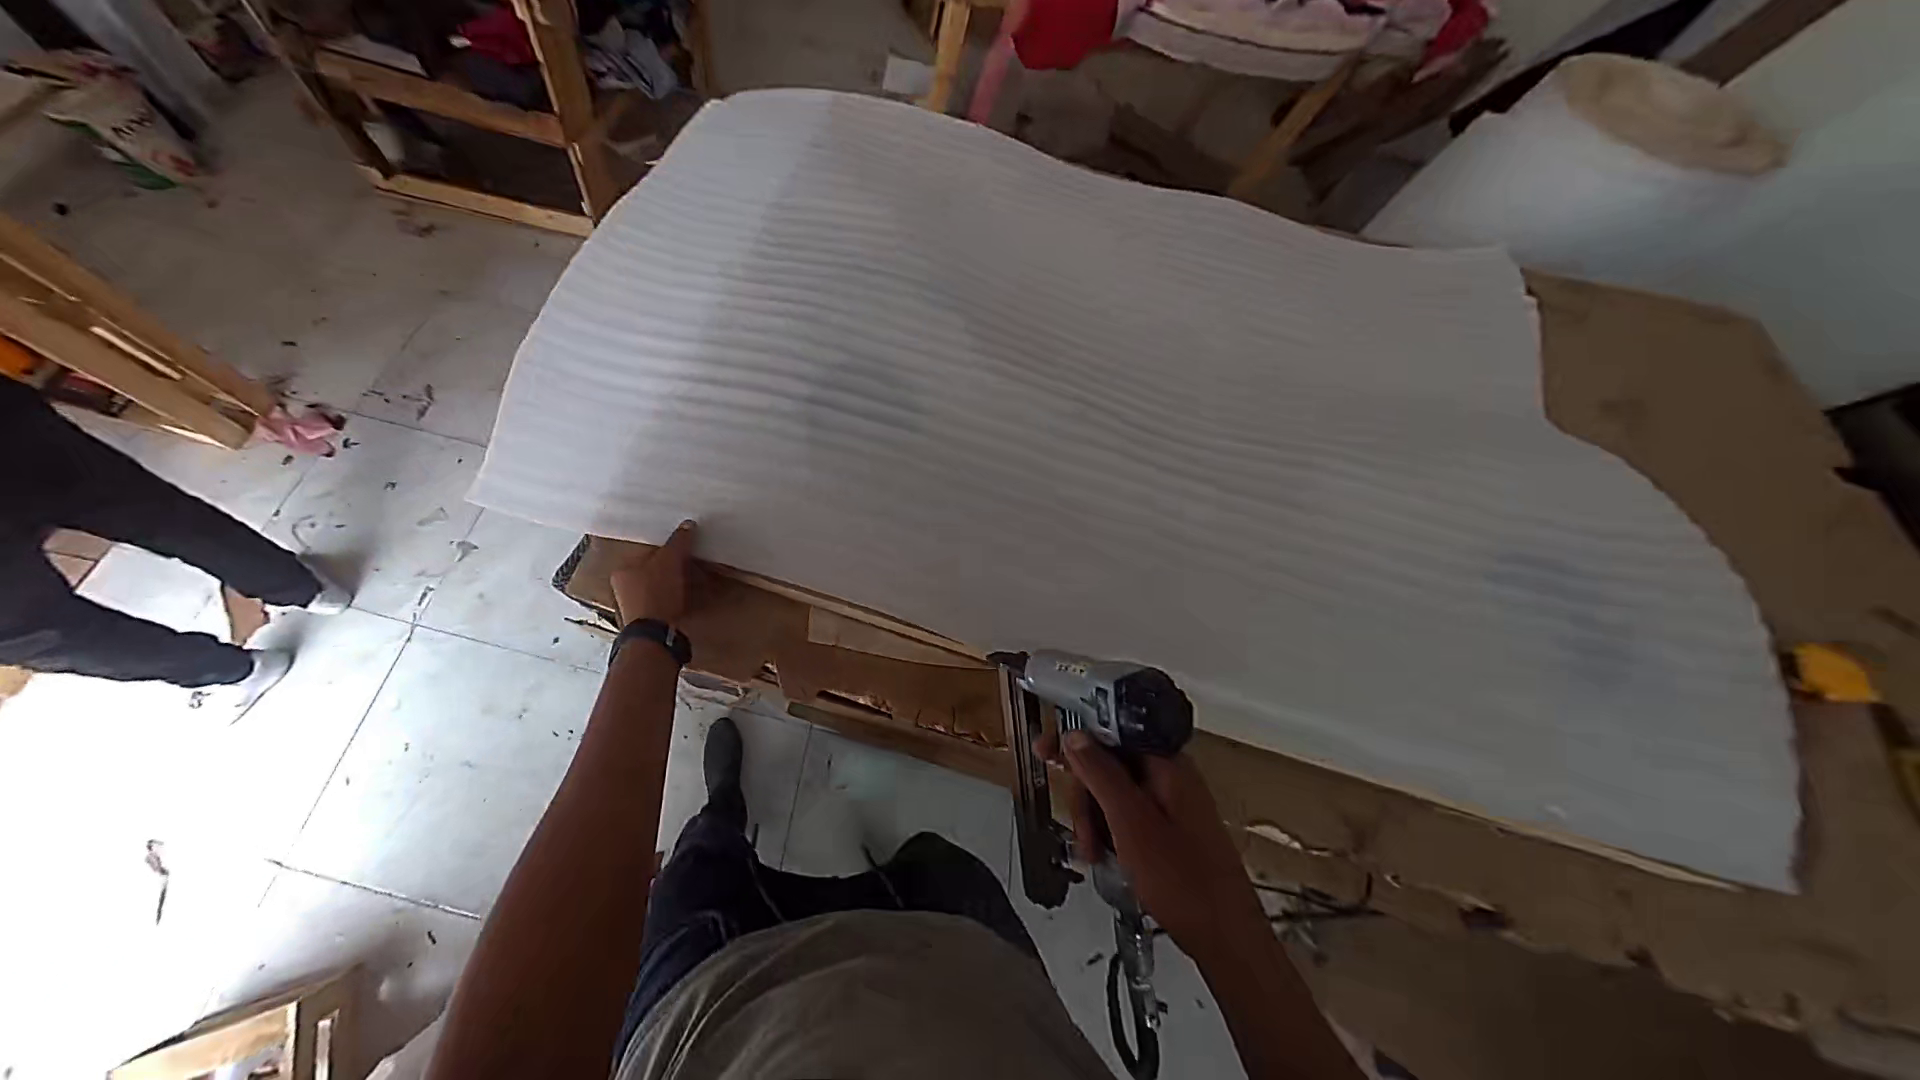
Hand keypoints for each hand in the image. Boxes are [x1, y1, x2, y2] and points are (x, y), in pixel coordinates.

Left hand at [610, 520, 707, 623]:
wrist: (656, 635)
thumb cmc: (656, 594)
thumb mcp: (670, 561)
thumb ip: (678, 542)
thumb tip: (687, 525)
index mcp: (622, 571)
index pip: (644, 552)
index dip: (665, 549)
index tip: (681, 548)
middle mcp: (622, 589)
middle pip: (650, 570)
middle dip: (669, 567)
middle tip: (689, 563)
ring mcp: (634, 607)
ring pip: (657, 588)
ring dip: (673, 584)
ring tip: (693, 580)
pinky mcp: (648, 622)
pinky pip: (663, 603)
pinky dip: (675, 599)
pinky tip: (687, 598)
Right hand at [1044, 730, 1266, 964]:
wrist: (1226, 939)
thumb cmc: (1181, 879)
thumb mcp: (1130, 823)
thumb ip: (1101, 774)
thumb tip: (1075, 735)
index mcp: (1166, 763)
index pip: (1113, 731)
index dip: (1076, 738)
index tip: (1043, 750)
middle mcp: (1169, 775)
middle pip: (1108, 764)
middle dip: (1085, 795)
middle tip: (1081, 834)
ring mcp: (1171, 802)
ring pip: (1114, 792)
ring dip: (1094, 819)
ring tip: (1093, 854)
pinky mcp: (1169, 828)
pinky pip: (1127, 815)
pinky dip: (1109, 832)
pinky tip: (1105, 856)